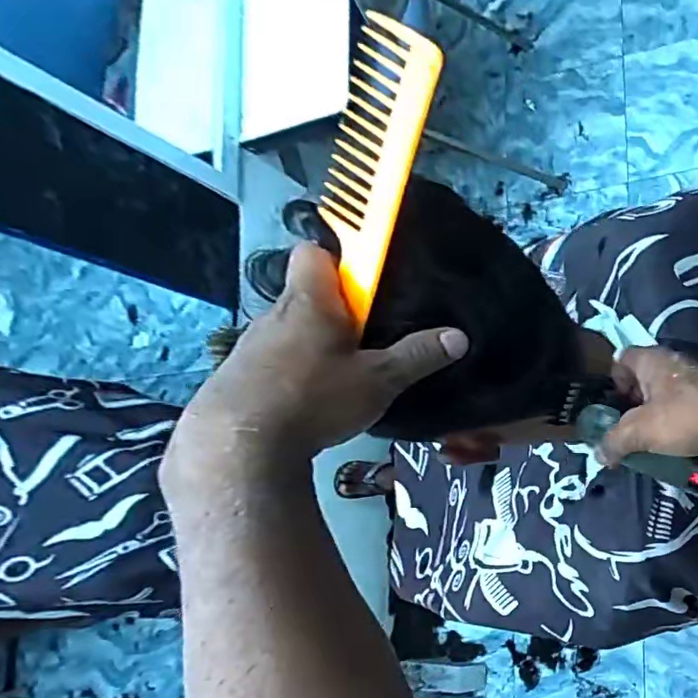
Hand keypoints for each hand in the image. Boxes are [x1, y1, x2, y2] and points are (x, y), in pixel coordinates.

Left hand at [173, 243, 468, 464]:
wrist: (239, 445)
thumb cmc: (314, 398)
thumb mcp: (380, 380)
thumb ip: (418, 356)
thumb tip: (458, 336)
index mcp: (310, 302)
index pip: (314, 252)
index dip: (342, 260)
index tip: (370, 284)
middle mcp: (275, 314)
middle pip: (309, 294)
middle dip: (340, 310)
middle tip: (372, 337)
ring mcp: (252, 344)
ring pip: (294, 329)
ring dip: (318, 342)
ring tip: (346, 373)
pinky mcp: (240, 374)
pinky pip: (277, 358)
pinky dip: (297, 368)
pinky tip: (316, 397)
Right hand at [596, 347, 697, 466]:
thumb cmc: (684, 417)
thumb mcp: (639, 431)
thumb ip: (614, 441)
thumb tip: (599, 455)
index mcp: (651, 360)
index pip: (620, 360)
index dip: (610, 382)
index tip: (608, 409)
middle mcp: (670, 367)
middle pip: (640, 385)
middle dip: (629, 410)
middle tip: (621, 434)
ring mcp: (692, 386)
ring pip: (661, 404)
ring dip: (651, 425)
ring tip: (642, 448)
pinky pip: (680, 418)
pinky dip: (672, 433)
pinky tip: (666, 452)